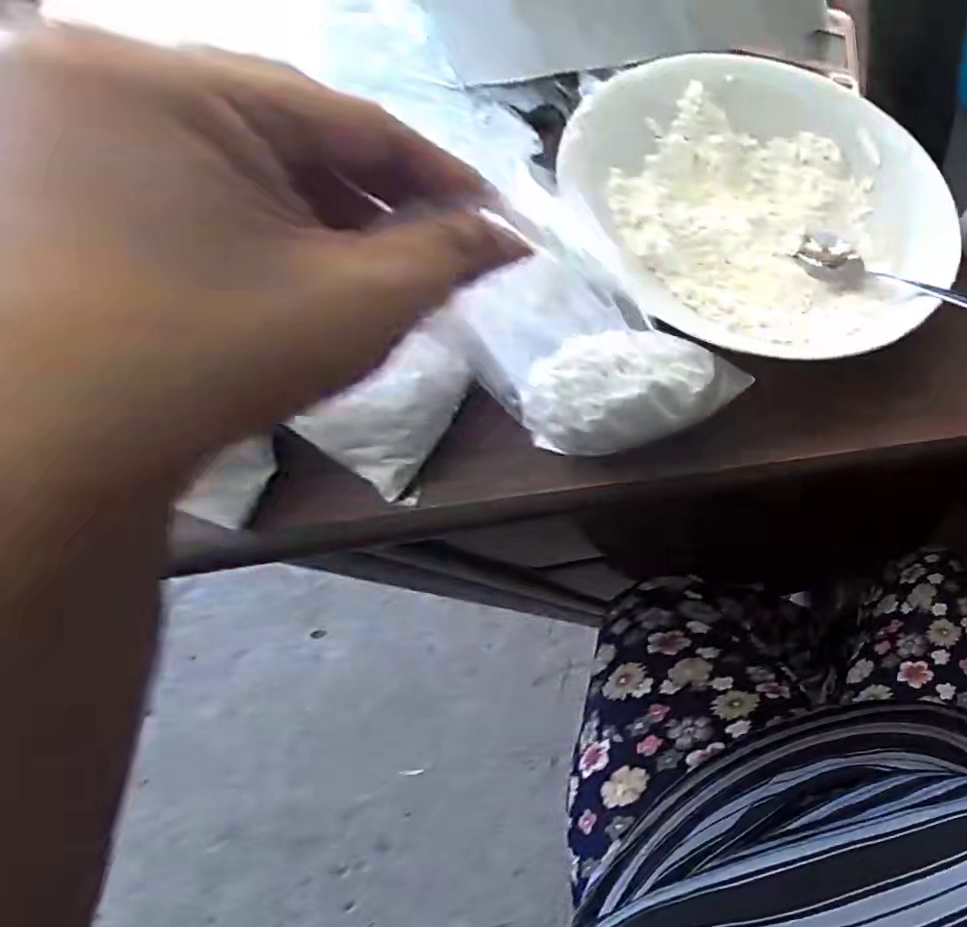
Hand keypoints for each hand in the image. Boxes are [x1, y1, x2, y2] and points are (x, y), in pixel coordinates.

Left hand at [0, 21, 528, 494]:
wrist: (64, 422)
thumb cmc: (227, 346)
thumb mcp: (368, 295)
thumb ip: (452, 252)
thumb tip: (514, 236)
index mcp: (165, 84)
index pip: (350, 116)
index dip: (443, 171)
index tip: (502, 219)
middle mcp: (98, 70)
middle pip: (295, 121)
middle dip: (387, 184)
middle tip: (453, 236)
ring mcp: (64, 112)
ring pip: (250, 142)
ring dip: (335, 196)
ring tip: (393, 252)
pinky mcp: (59, 159)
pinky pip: (201, 163)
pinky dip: (276, 203)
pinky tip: (321, 251)